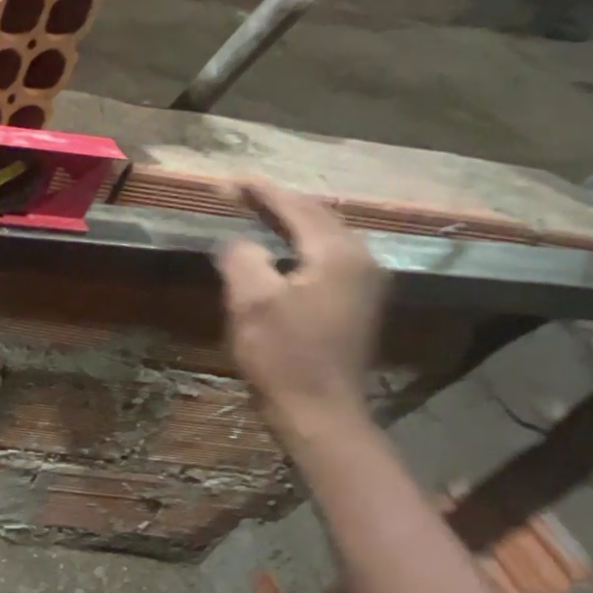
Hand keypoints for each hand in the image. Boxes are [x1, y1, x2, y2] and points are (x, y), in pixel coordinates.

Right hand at [214, 185, 386, 434]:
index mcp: (337, 254)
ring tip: (259, 216)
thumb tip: (239, 243)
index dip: (261, 192)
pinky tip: (282, 254)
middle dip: (278, 204)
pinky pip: (327, 260)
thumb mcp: (252, 302)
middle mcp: (361, 261)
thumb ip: (243, 260)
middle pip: (317, 218)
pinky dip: (300, 248)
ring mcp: (364, 285)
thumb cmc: (284, 356)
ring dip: (291, 225)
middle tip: (240, 194)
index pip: (296, 208)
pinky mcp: (356, 306)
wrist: (320, 411)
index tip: (229, 181)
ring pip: (325, 239)